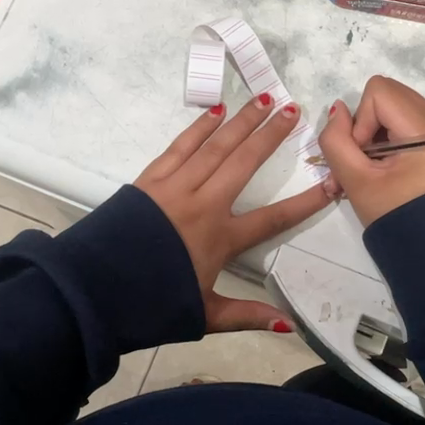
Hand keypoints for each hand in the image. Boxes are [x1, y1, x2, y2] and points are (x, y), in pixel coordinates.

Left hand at [135, 96, 333, 332]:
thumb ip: (248, 315)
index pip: (274, 217)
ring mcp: (175, 188)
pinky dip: (198, 129)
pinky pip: (180, 148)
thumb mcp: (205, 315)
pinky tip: (214, 113)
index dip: (306, 202)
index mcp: (221, 238)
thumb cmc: (151, 305)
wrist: (93, 293)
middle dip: (271, 135)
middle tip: (293, 110)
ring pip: (215, 147)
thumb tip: (287, 326)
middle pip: (245, 162)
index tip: (331, 182)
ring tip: (264, 99)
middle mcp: (204, 204)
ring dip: (241, 121)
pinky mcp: (150, 181)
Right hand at [317, 76, 424, 225]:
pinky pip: (405, 122)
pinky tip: (381, 166)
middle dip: (366, 124)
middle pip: (388, 95)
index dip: (360, 119)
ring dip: (373, 132)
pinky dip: (387, 138)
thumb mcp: (356, 181)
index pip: (380, 92)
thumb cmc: (395, 217)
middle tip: (361, 160)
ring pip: (395, 107)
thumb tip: (337, 108)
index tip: (362, 155)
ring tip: (368, 166)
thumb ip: (336, 141)